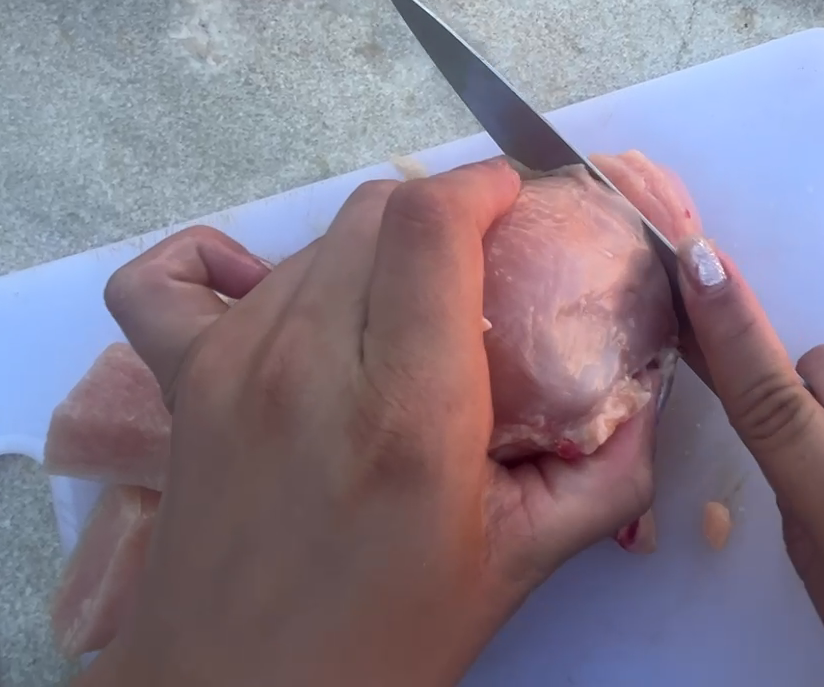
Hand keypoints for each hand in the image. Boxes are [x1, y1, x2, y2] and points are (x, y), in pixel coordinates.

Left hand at [80, 161, 655, 686]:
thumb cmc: (386, 639)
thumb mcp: (522, 560)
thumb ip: (608, 473)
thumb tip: (649, 393)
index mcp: (410, 410)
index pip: (433, 224)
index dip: (481, 183)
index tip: (511, 196)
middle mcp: (311, 364)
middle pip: (378, 210)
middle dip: (440, 212)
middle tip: (473, 257)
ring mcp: (232, 362)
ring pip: (314, 238)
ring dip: (371, 247)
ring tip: (398, 301)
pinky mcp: (179, 377)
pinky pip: (174, 274)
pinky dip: (222, 261)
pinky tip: (266, 291)